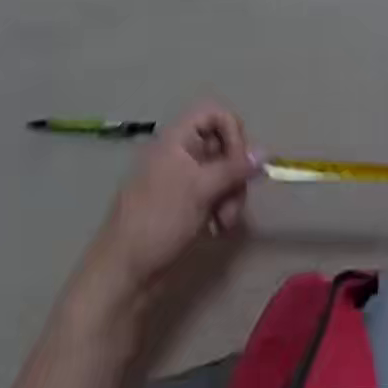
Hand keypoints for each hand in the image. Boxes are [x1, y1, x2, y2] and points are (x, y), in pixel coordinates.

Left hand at [83, 102, 258, 291]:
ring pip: (222, 172)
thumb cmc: (159, 221)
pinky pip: (214, 193)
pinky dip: (221, 207)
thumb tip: (265, 153)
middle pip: (223, 144)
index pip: (215, 115)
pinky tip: (217, 228)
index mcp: (177, 139)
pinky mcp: (184, 203)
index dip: (233, 133)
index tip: (240, 163)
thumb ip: (234, 168)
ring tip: (225, 222)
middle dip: (235, 173)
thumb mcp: (200, 190)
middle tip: (234, 201)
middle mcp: (180, 153)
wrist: (123, 273)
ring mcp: (182, 179)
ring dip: (231, 195)